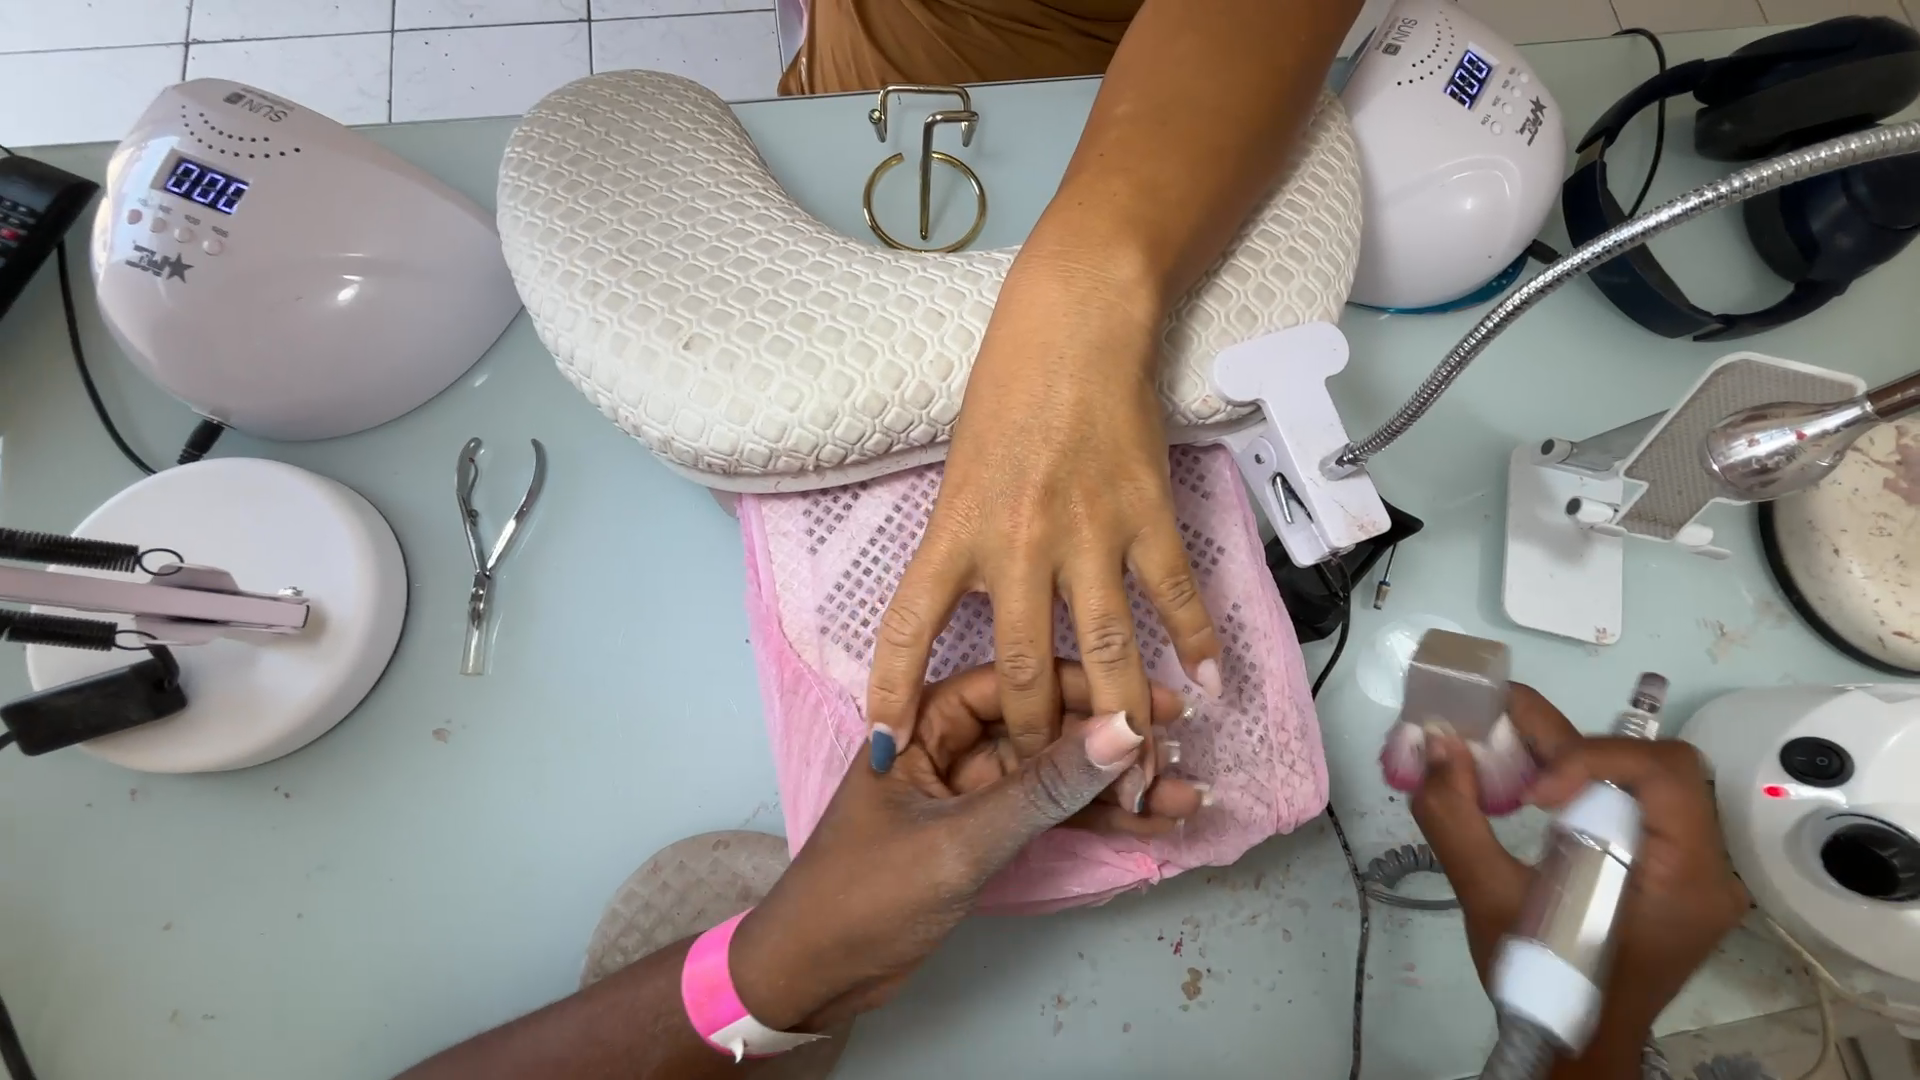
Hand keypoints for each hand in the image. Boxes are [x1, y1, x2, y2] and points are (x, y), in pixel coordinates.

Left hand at [731, 662, 1200, 1031]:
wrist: (817, 975)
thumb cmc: (868, 892)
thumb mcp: (960, 838)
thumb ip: (1042, 788)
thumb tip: (1124, 731)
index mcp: (928, 718)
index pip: (1016, 681)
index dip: (1085, 688)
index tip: (1152, 702)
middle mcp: (954, 741)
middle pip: (1043, 725)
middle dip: (1109, 743)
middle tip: (1178, 749)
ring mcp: (974, 787)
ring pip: (1054, 774)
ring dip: (1113, 788)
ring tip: (1185, 794)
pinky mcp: (988, 829)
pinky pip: (1048, 814)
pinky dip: (1093, 822)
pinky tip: (1151, 822)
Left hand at [866, 257, 1222, 803]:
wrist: (1075, 327)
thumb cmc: (1006, 394)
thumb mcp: (960, 471)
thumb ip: (964, 545)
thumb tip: (971, 611)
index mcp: (956, 529)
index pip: (907, 628)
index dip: (890, 694)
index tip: (886, 747)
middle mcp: (1017, 543)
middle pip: (1021, 665)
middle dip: (1031, 732)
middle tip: (1042, 774)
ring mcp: (1088, 532)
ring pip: (1106, 647)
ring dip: (1118, 713)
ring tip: (1133, 759)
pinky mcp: (1147, 514)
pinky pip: (1173, 593)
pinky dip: (1194, 642)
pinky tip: (1207, 683)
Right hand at [1411, 685, 1748, 1072]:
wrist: (1574, 1038)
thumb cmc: (1542, 975)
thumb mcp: (1487, 895)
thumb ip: (1455, 815)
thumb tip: (1437, 739)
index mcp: (1684, 875)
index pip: (1661, 771)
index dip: (1589, 757)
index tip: (1529, 790)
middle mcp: (1701, 862)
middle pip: (1646, 763)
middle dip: (1562, 742)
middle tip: (1493, 734)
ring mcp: (1684, 864)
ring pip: (1633, 775)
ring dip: (1562, 756)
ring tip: (1501, 759)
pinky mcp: (1659, 866)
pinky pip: (1623, 800)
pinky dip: (1569, 781)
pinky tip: (1524, 793)